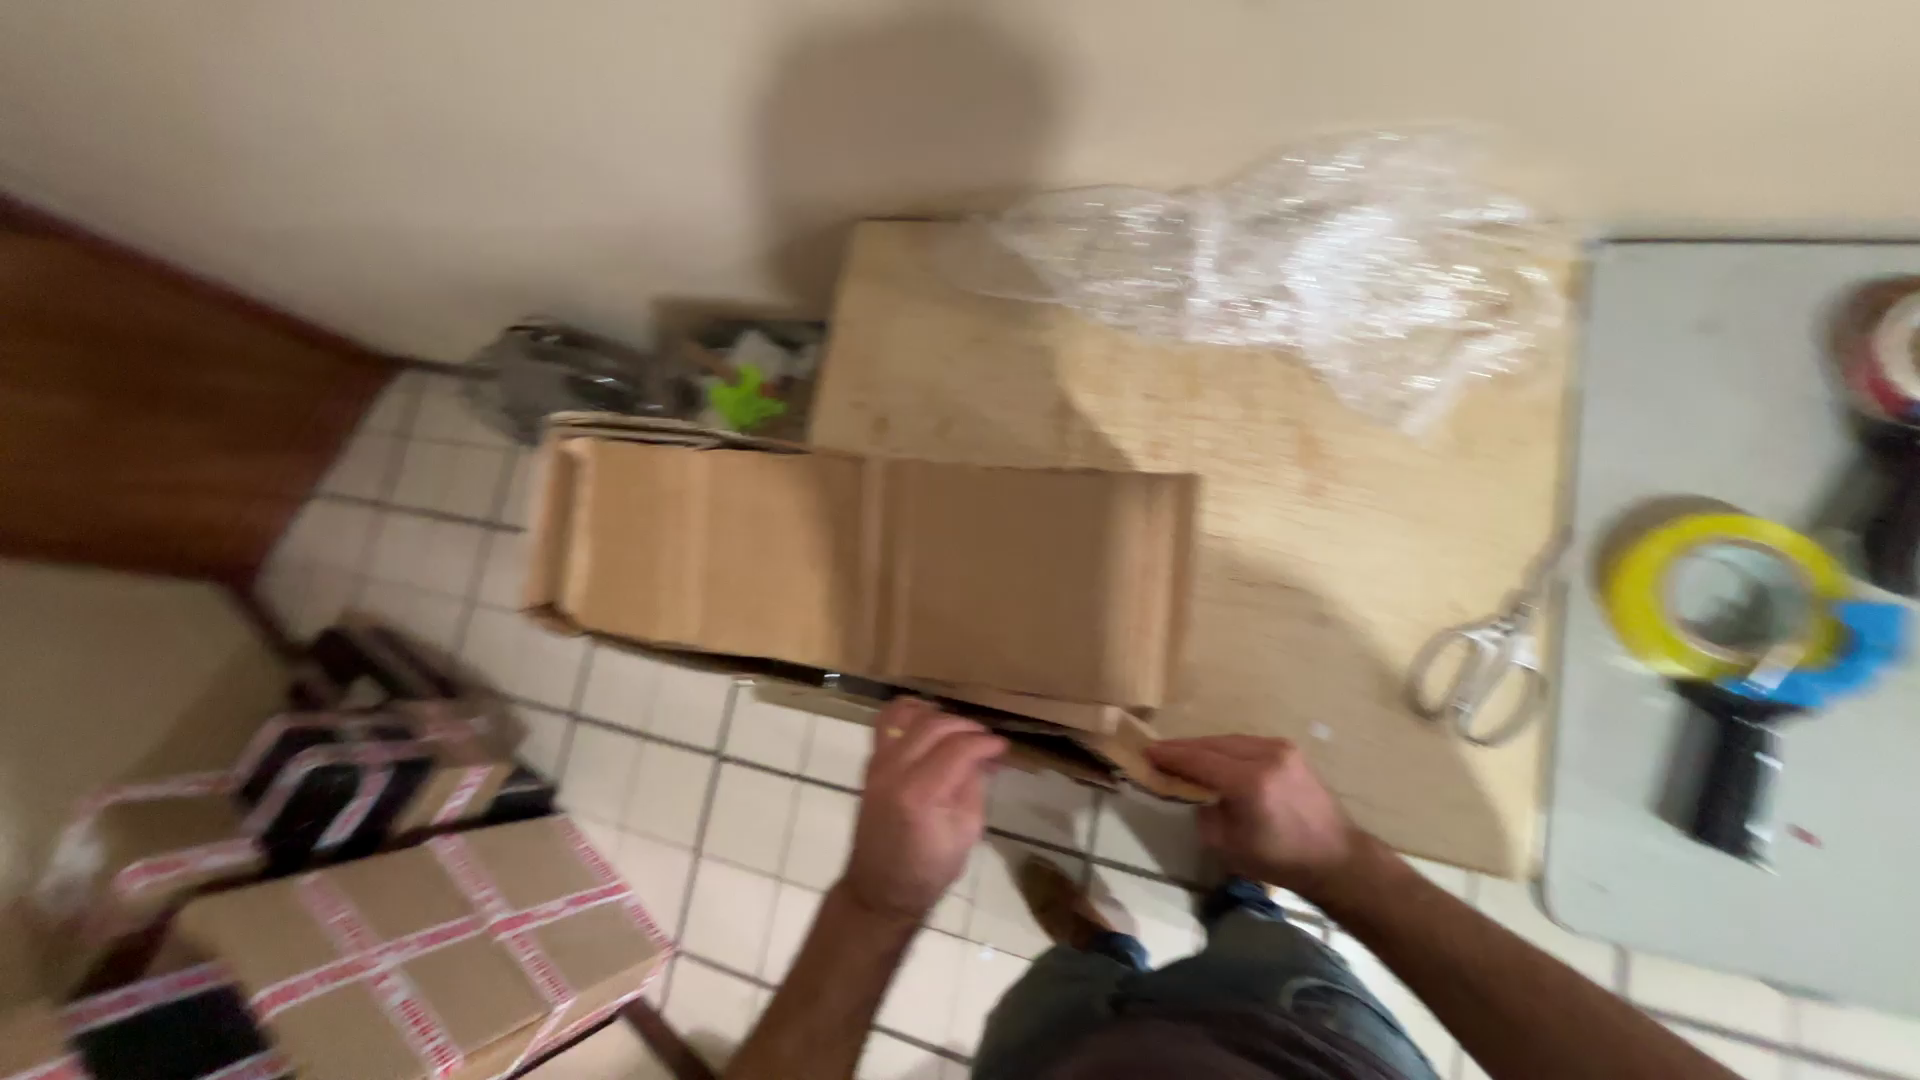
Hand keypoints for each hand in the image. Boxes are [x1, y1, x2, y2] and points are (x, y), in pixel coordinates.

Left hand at [840, 699, 1007, 920]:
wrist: (880, 890)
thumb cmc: (927, 871)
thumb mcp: (965, 833)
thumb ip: (973, 787)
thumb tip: (982, 756)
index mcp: (920, 794)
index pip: (957, 748)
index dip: (984, 743)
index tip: (1002, 747)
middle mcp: (894, 772)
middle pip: (934, 726)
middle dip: (966, 727)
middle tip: (986, 740)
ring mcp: (877, 765)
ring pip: (908, 716)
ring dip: (938, 716)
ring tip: (958, 730)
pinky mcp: (870, 764)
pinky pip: (886, 722)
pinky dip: (908, 712)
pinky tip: (927, 717)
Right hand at [1145, 735, 1368, 901]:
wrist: (1337, 858)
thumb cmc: (1281, 860)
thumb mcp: (1229, 847)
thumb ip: (1205, 814)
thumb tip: (1195, 794)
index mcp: (1250, 782)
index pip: (1199, 760)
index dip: (1170, 756)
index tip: (1147, 752)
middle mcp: (1266, 757)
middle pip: (1213, 745)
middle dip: (1183, 748)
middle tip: (1159, 752)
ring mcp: (1281, 750)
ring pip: (1229, 740)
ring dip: (1204, 747)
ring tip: (1182, 754)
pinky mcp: (1289, 751)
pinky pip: (1246, 744)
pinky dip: (1225, 748)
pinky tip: (1213, 756)